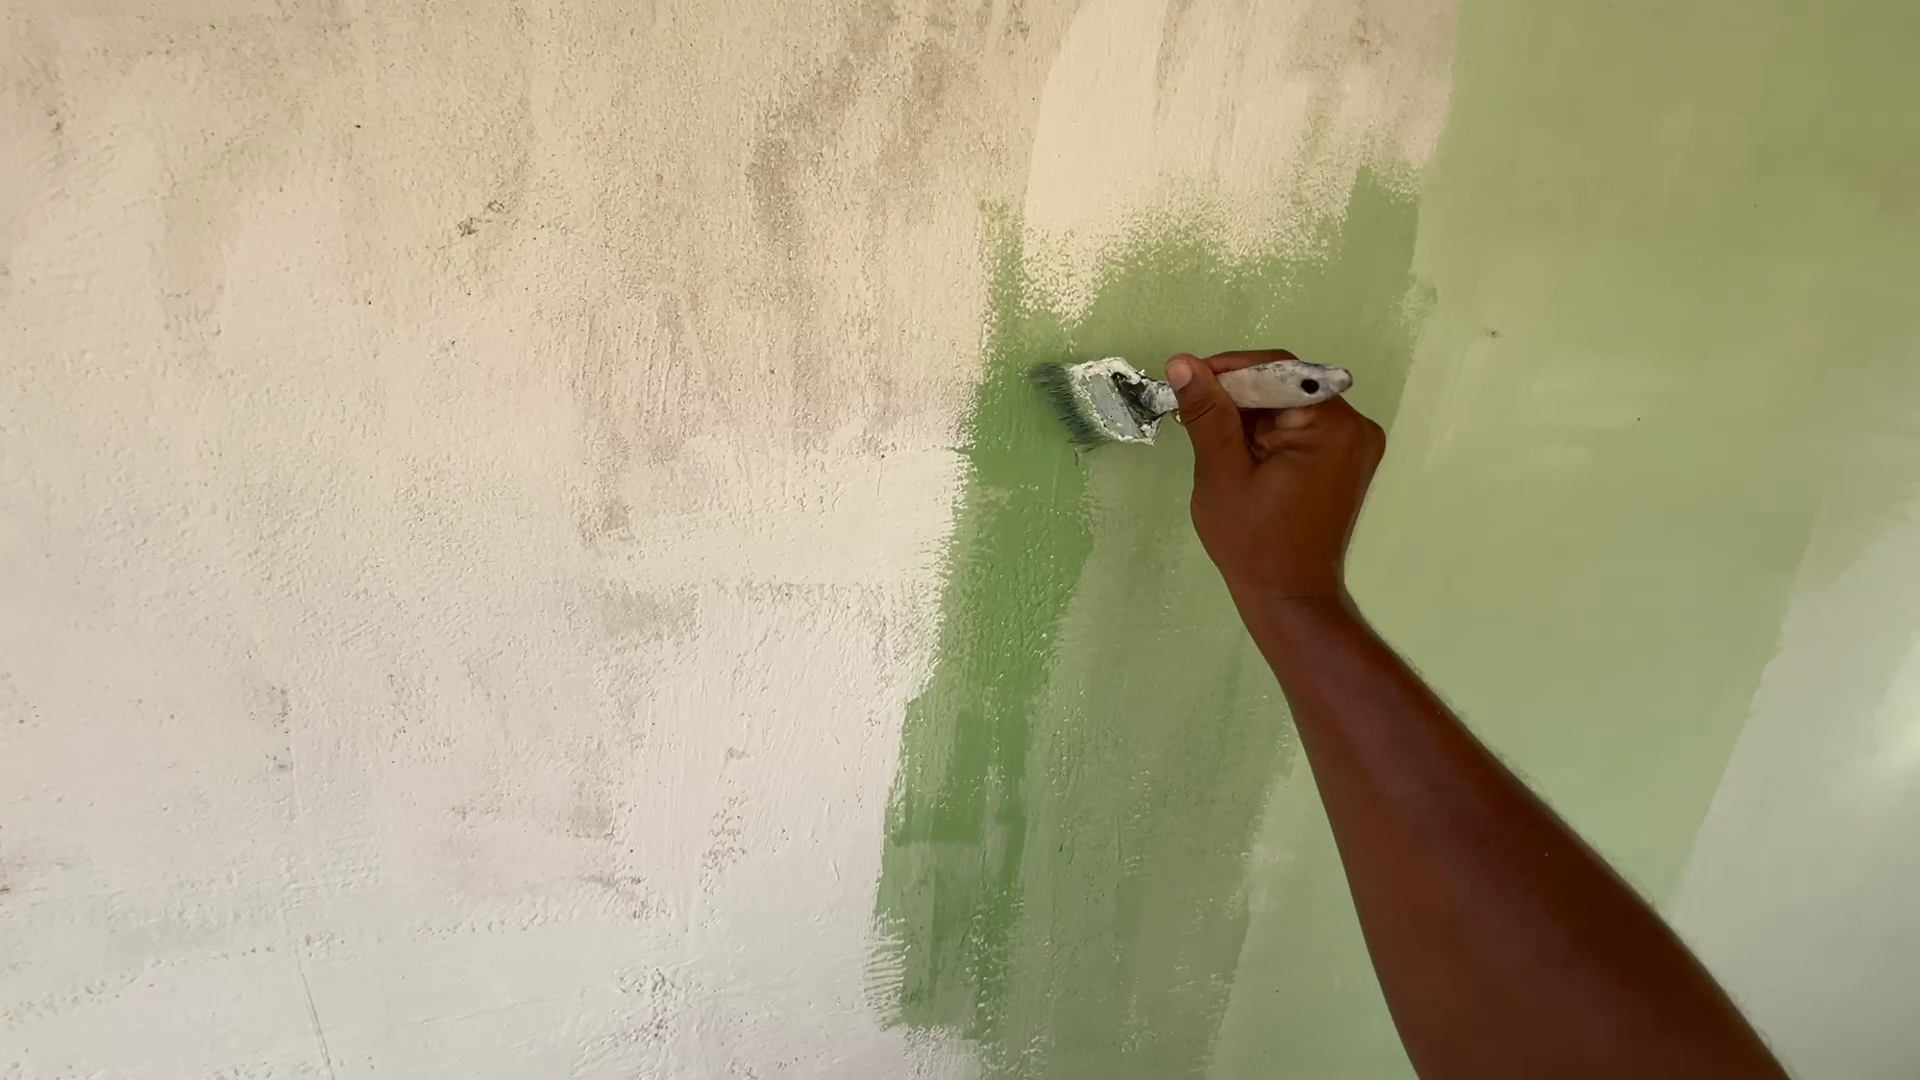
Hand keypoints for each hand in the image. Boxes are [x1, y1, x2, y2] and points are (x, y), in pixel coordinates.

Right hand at [1168, 350, 1385, 606]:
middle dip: (1235, 395)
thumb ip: (1207, 414)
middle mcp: (1354, 426)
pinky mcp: (1344, 460)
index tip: (1186, 383)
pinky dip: (1265, 432)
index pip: (1277, 370)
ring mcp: (1353, 444)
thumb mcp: (1221, 472)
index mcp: (1332, 426)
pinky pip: (1299, 427)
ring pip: (1289, 406)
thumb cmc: (1252, 541)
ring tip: (1209, 435)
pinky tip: (1236, 450)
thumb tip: (1183, 363)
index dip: (1227, 369)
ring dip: (1247, 414)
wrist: (1288, 595)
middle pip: (1285, 386)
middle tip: (1191, 413)